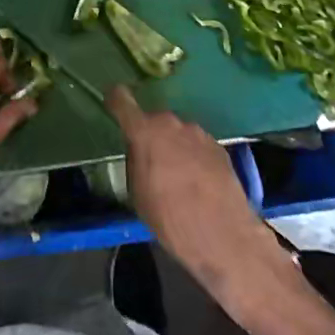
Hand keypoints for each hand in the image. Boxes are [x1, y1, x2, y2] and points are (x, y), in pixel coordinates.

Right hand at [107, 85, 287, 289]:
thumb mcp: (137, 192)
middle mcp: (171, 124)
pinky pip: (197, 146)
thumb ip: (136, 161)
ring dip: (175, 147)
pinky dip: (194, 157)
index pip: (122, 101)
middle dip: (151, 136)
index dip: (116, 100)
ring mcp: (198, 133)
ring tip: (179, 177)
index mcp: (144, 132)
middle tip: (152, 162)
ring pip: (178, 133)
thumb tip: (141, 152)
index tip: (113, 102)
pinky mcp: (219, 146)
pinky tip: (199, 182)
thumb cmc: (169, 217)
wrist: (221, 234)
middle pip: (155, 122)